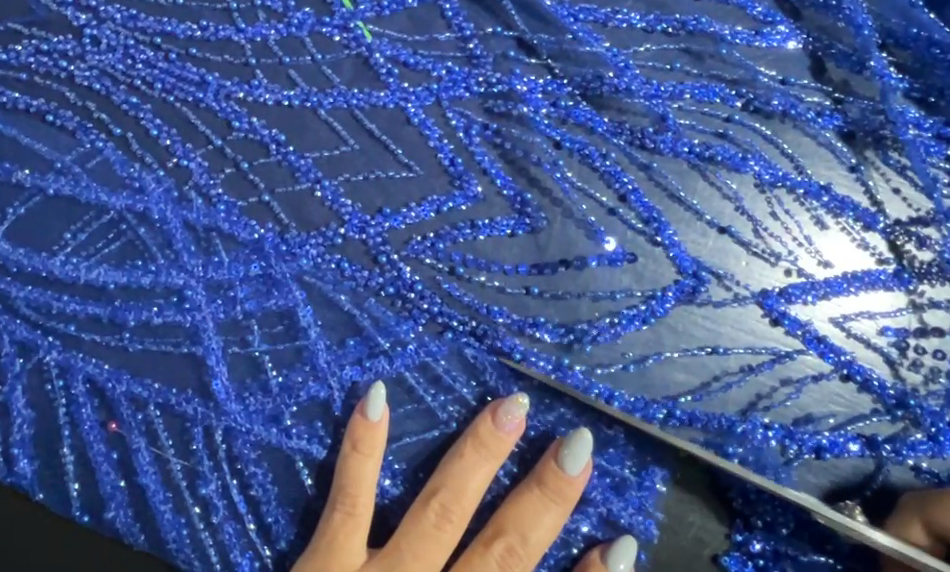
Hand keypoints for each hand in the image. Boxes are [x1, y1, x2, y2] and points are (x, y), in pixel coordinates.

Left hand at [292, 381, 638, 571]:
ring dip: (477, 457)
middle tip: (576, 441)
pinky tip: (376, 394)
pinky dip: (363, 449)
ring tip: (510, 406)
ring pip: (440, 510)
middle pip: (504, 553)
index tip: (624, 539)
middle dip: (544, 500)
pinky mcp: (325, 567)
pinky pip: (347, 500)